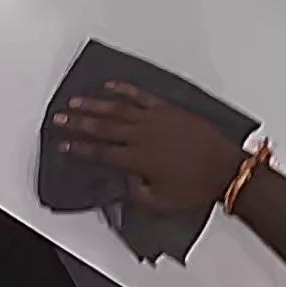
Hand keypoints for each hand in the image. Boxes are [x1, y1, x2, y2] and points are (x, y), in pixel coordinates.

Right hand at [54, 82, 249, 214]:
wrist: (226, 169)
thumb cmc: (196, 186)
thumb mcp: (163, 202)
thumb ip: (138, 193)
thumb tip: (125, 181)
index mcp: (138, 159)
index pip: (101, 152)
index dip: (80, 148)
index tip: (65, 145)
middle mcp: (140, 136)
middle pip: (102, 127)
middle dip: (78, 123)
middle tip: (60, 118)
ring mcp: (152, 119)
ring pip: (116, 109)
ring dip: (93, 105)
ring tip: (75, 101)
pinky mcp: (165, 109)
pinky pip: (140, 95)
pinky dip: (123, 89)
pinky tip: (109, 85)